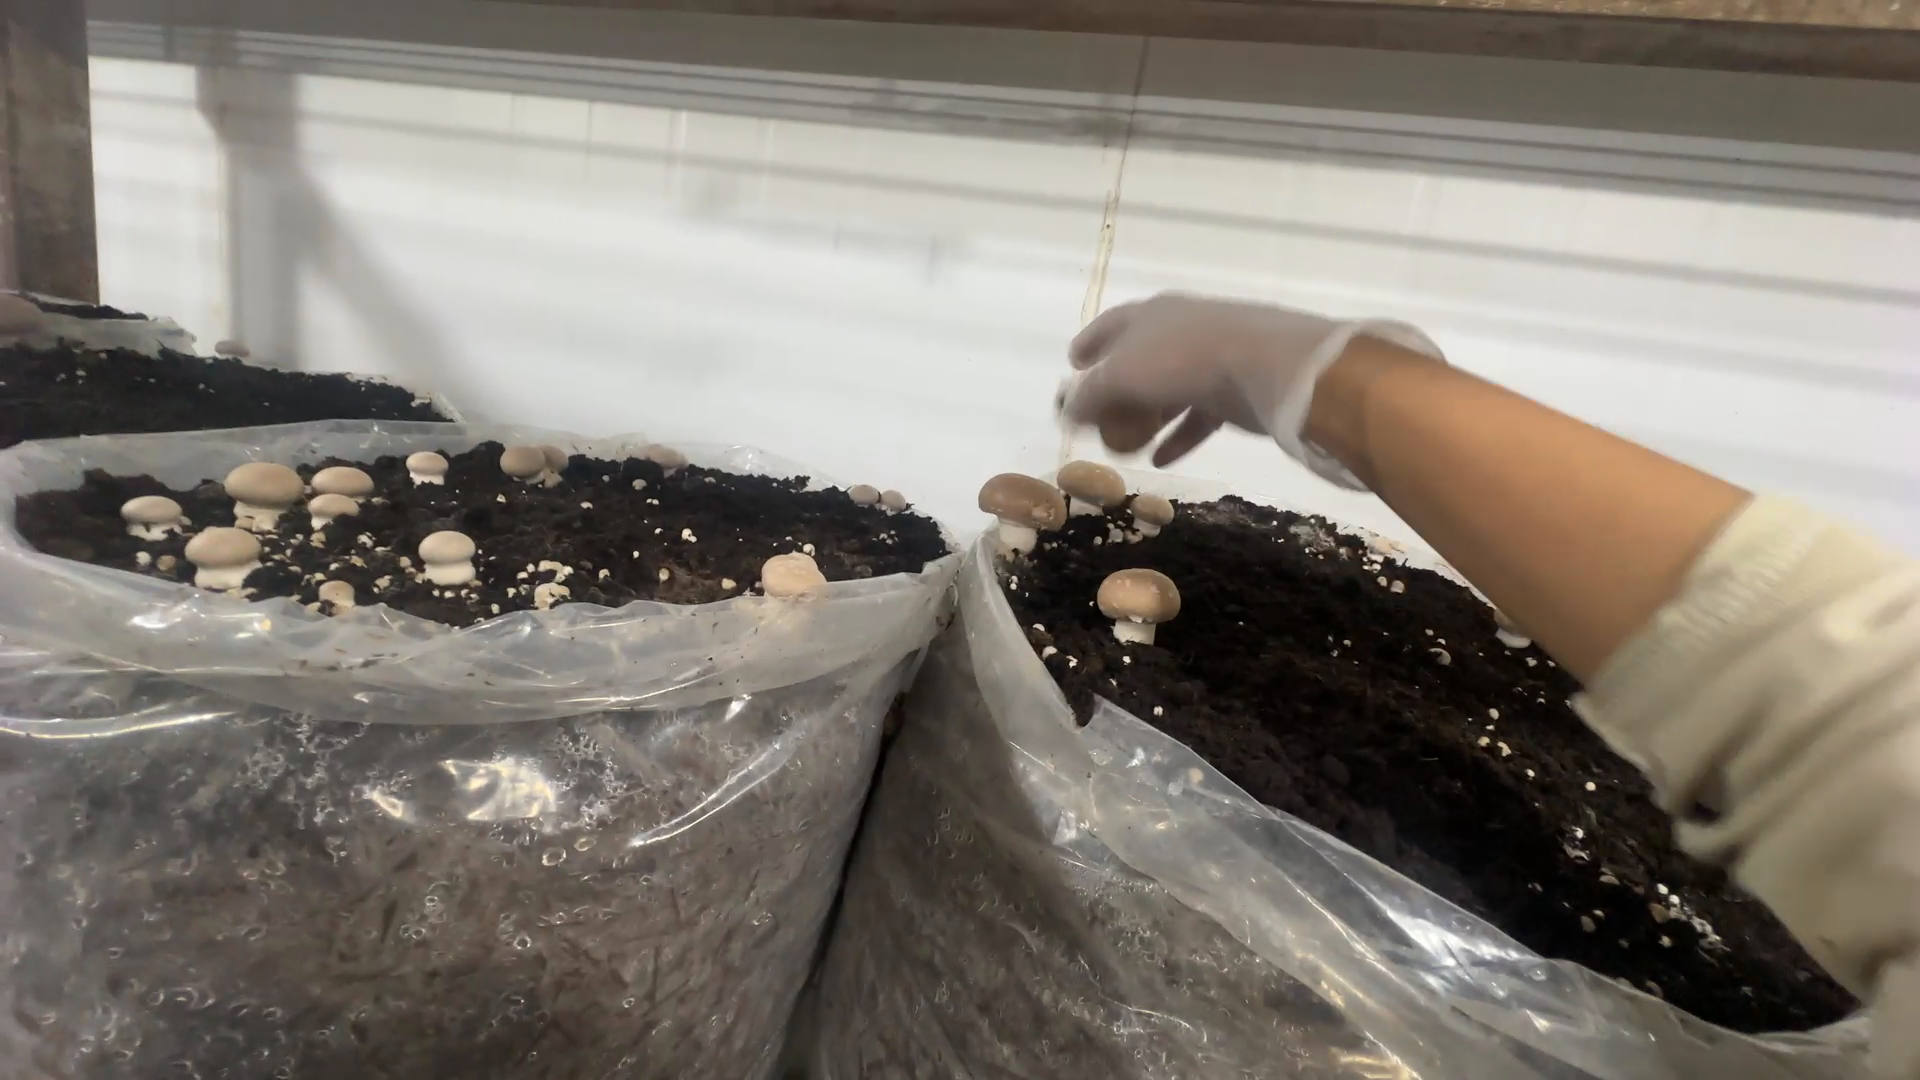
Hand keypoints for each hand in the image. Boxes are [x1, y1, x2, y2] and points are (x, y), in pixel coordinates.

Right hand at [1060, 292, 1443, 487]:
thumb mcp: (1122, 376)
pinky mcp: (1234, 390)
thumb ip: (1090, 395)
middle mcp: (1180, 330)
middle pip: (1140, 359)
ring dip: (1146, 416)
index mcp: (1150, 315)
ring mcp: (1211, 359)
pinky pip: (1197, 417)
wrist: (1268, 365)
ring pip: (1169, 391)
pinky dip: (1177, 437)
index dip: (1089, 343)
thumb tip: (1066, 413)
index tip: (1073, 360)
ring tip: (1125, 442)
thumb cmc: (1183, 360)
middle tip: (1098, 413)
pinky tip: (1160, 460)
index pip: (1110, 326)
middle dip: (1117, 387)